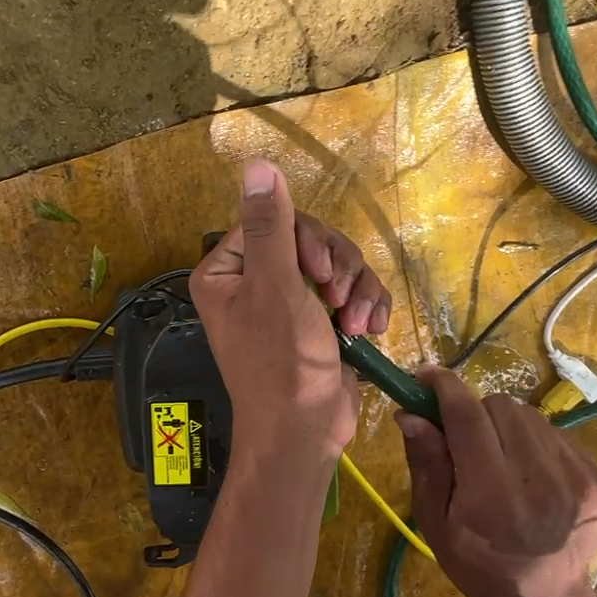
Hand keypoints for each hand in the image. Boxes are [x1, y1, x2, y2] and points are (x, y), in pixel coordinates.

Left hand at [190, 159, 389, 462]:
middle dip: (336, 269)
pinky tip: (370, 332)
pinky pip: (351, 292)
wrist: (303, 432)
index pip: (273, 221)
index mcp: (227, 271)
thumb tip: (257, 165)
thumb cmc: (280, 362)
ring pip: (337, 265)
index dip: (306, 241)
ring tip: (356, 326)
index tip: (318, 273)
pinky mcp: (319, 321)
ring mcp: (289, 302)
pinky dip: (365, 308)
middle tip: (337, 300)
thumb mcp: (274, 288)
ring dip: (356, 291)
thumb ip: (270, 227)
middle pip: (311, 240)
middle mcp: (253, 282)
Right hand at [395, 366, 596, 596]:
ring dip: (507, 427)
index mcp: (492, 495)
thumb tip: (410, 413)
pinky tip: (529, 475)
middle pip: (501, 407)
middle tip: (465, 440)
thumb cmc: (476, 563)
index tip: (427, 376)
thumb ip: (426, 463)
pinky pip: (559, 436)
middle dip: (476, 413)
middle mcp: (541, 481)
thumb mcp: (433, 520)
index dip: (446, 388)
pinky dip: (536, 444)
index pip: (468, 417)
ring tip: (500, 460)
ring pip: (532, 416)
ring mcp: (580, 480)